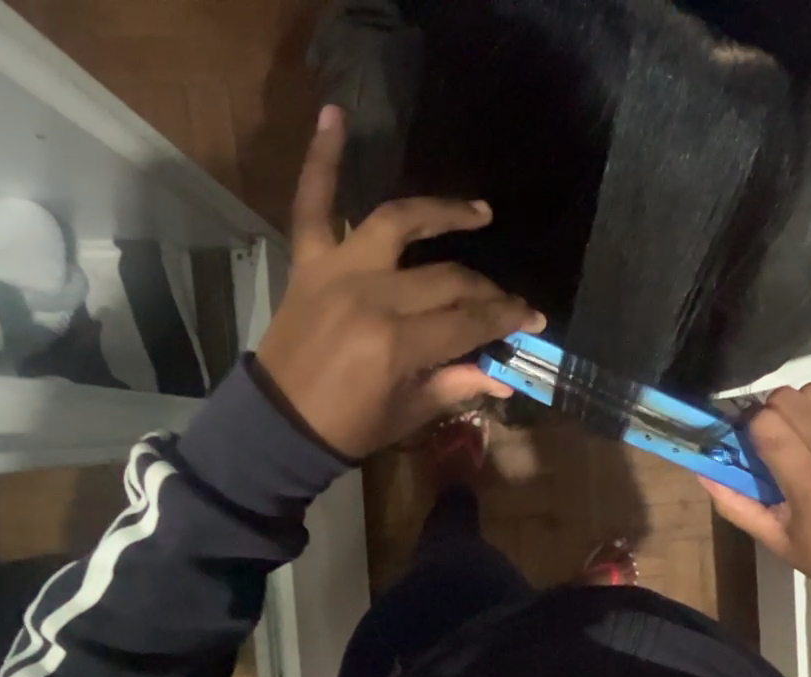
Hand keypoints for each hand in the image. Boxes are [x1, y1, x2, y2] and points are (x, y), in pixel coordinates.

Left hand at [255, 105, 541, 458]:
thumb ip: (457, 384)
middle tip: (506, 299)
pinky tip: (336, 116)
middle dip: (486, 290)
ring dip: (441, 212)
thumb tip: (504, 376)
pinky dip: (321, 160)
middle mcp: (373, 297)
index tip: (533, 319)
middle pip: (446, 278)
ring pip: (398, 223)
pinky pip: (313, 204)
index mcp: (399, 344)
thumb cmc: (348, 427)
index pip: (469, 320)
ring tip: (477, 212)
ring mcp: (338, 272)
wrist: (277, 423)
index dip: (506, 319)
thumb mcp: (408, 413)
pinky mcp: (309, 263)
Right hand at [702, 384, 810, 591]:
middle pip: (788, 398)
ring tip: (799, 434)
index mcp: (808, 478)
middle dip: (769, 412)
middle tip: (771, 437)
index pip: (765, 423)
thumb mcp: (774, 537)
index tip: (746, 441)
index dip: (748, 426)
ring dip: (799, 407)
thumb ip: (734, 504)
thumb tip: (703, 472)